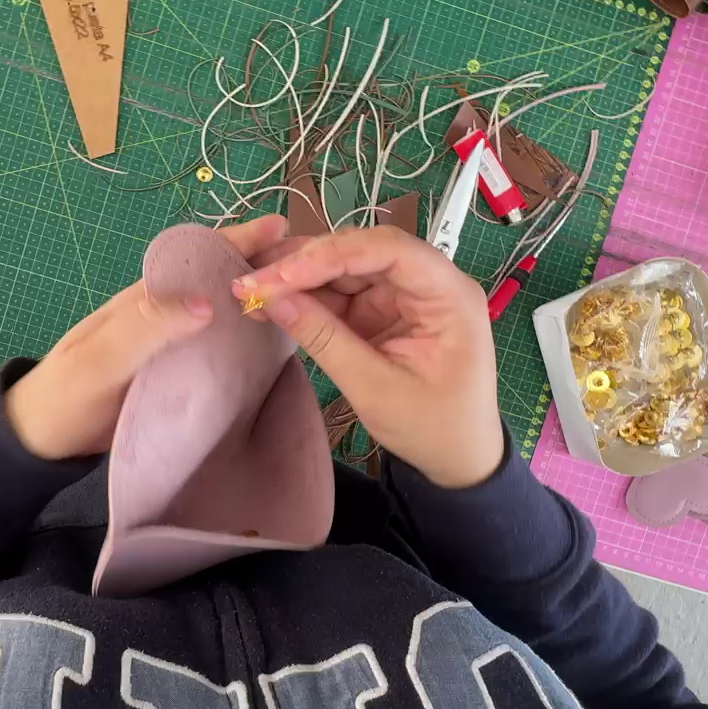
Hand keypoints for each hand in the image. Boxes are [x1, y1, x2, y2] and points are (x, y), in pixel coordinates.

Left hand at [6, 214, 291, 460]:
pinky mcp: (179, 380)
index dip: (238, 241)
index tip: (281, 229)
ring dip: (264, 307)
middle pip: (221, 284)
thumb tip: (208, 303)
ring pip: (227, 319)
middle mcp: (166, 318)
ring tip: (313, 305)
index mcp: (146, 300)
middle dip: (265, 270)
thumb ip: (145, 328)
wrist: (45, 443)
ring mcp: (174, 349)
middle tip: (317, 267)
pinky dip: (251, 348)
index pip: (198, 258)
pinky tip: (278, 353)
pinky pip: (222, 356)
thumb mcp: (99, 358)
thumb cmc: (64, 394)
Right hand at [233, 227, 504, 487]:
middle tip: (252, 280)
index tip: (283, 275)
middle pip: (360, 252)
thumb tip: (272, 299)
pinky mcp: (380, 307)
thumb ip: (325, 339)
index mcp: (449, 295)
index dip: (333, 254)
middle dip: (304, 263)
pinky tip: (269, 299)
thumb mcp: (376, 388)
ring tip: (251, 286)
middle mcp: (427, 281)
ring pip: (342, 266)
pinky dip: (303, 294)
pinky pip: (337, 289)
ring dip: (296, 275)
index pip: (389, 251)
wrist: (457, 457)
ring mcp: (401, 293)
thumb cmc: (433, 428)